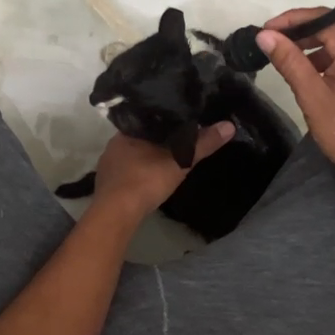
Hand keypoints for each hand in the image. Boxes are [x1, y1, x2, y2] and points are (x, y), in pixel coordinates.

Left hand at [89, 125, 233, 218]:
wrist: (116, 213)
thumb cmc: (146, 180)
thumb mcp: (180, 161)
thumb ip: (203, 144)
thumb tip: (229, 125)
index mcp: (126, 133)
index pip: (148, 120)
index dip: (164, 122)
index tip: (180, 124)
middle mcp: (113, 145)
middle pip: (139, 139)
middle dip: (156, 142)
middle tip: (177, 144)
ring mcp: (107, 166)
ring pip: (131, 157)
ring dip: (146, 159)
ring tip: (165, 161)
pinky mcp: (106, 185)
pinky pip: (125, 173)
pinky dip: (137, 175)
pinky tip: (148, 180)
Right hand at [256, 8, 334, 188]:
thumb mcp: (312, 97)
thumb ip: (289, 61)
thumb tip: (265, 35)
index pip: (323, 18)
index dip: (292, 20)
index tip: (267, 30)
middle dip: (305, 36)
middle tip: (277, 49)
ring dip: (322, 51)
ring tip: (298, 69)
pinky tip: (324, 82)